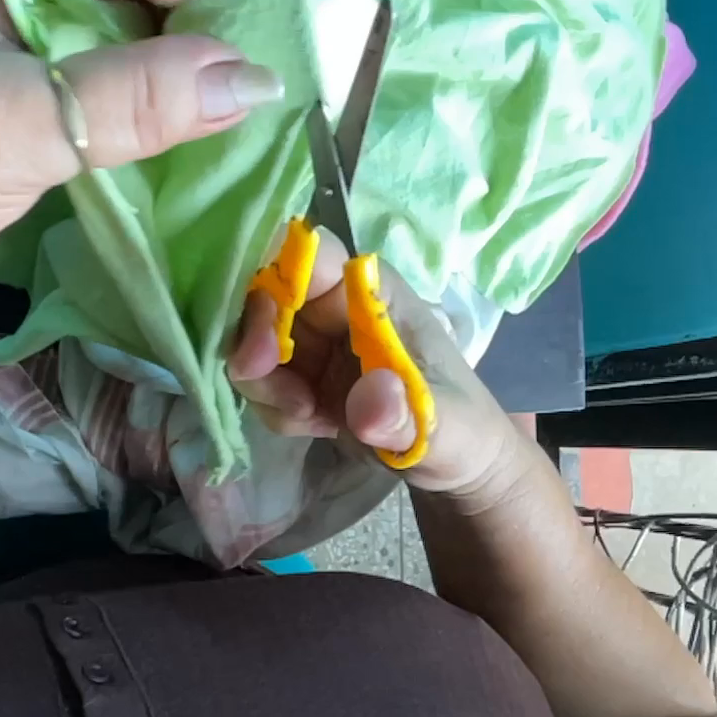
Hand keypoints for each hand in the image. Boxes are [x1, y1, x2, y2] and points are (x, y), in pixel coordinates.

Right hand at [228, 232, 527, 498]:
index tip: (267, 347)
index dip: (275, 286)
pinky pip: (261, 381)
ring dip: (265, 384)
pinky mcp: (301, 375)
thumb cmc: (463, 429)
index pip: (311, 256)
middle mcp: (336, 305)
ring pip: (252, 341)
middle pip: (264, 295)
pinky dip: (275, 409)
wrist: (455, 461)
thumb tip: (371, 400)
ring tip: (309, 416)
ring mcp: (314, 340)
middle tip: (272, 386)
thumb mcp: (448, 429)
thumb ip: (410, 416)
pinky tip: (316, 425)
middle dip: (254, 343)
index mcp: (373, 292)